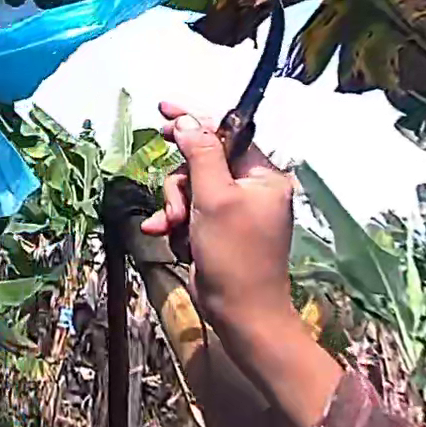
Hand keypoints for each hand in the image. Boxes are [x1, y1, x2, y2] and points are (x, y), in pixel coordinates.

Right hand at [140, 101, 341, 426]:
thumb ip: (201, 154)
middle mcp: (251, 187)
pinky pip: (190, 209)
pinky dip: (176, 220)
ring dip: (176, 204)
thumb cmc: (235, 255)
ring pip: (191, 185)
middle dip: (182, 178)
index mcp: (262, 174)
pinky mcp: (218, 228)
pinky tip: (162, 232)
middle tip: (167, 181)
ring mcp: (234, 208)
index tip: (165, 109)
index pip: (226, 133)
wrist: (242, 317)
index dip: (194, 120)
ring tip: (173, 224)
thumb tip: (187, 121)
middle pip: (204, 159)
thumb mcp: (214, 198)